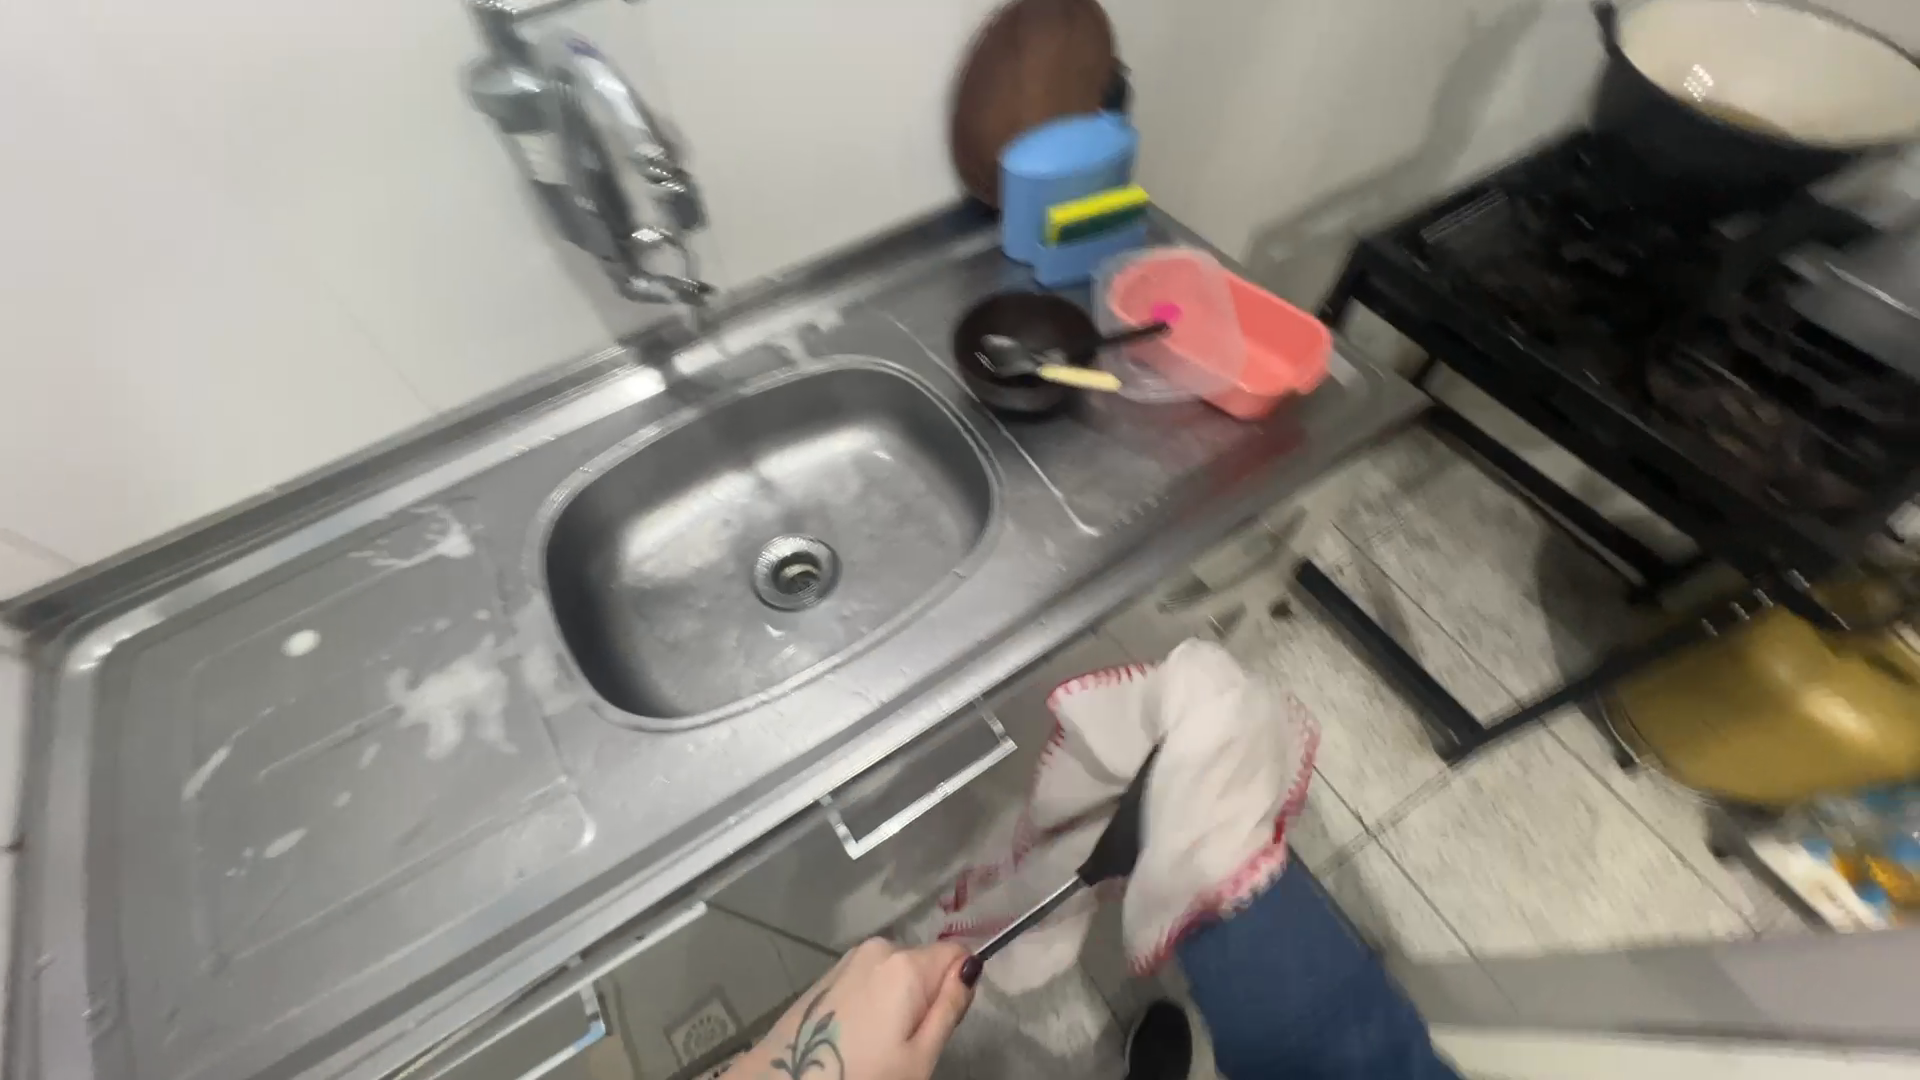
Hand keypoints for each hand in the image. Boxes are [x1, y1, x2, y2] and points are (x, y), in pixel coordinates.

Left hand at [728, 939, 978, 1079]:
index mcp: (906, 963)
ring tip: (876, 1046)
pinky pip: (868, 979)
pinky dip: (871, 1003)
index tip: (942, 1023)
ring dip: (896, 1002)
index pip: (956, 953)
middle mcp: (879, 947)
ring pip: (895, 973)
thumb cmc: (862, 1077)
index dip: (958, 987)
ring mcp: (848, 958)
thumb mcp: (919, 1058)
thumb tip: (973, 965)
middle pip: (924, 963)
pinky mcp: (827, 974)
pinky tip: (854, 1038)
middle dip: (925, 997)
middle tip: (906, 1046)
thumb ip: (949, 1008)